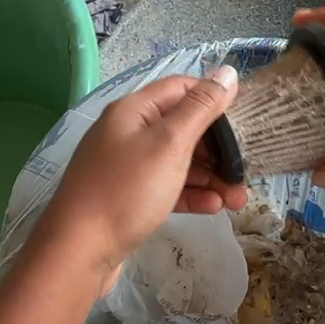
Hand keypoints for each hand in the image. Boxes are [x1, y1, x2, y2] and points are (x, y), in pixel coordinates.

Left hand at [28, 69, 248, 288]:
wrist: (77, 251)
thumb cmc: (126, 190)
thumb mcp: (169, 144)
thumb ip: (201, 108)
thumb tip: (228, 72)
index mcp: (134, 110)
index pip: (182, 88)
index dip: (214, 98)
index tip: (247, 118)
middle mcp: (127, 132)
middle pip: (182, 127)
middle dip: (217, 147)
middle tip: (246, 169)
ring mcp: (126, 166)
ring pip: (177, 161)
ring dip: (210, 175)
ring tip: (238, 199)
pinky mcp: (127, 197)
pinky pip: (166, 187)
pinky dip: (190, 194)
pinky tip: (213, 207)